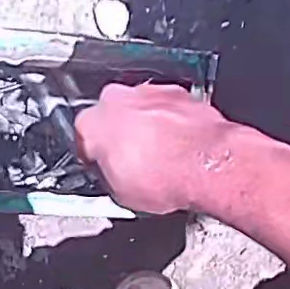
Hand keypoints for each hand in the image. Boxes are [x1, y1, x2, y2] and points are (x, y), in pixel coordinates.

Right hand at [75, 83, 245, 213]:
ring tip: (158, 161)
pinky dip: (170, 125)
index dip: (93, 158)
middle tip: (131, 166)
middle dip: (119, 138)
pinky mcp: (178, 93)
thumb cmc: (165, 176)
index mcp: (92, 124)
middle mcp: (117, 100)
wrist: (207, 165)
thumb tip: (112, 180)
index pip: (83, 140)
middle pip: (110, 119)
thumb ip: (108, 177)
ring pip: (139, 111)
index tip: (102, 169)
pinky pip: (166, 109)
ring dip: (145, 130)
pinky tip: (177, 150)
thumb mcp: (120, 195)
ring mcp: (149, 93)